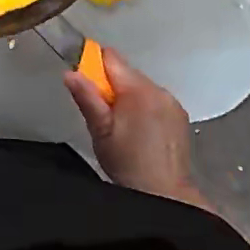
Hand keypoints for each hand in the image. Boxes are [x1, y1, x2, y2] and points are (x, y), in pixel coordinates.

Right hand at [65, 48, 209, 209]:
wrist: (165, 192)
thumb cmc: (126, 161)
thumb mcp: (99, 130)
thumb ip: (87, 98)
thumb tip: (70, 72)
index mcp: (138, 90)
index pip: (111, 58)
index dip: (93, 63)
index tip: (84, 80)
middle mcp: (159, 89)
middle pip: (126, 72)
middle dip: (110, 85)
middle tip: (101, 112)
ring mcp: (172, 102)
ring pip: (141, 86)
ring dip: (127, 96)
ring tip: (120, 124)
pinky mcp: (179, 116)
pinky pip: (154, 99)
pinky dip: (143, 106)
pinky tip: (139, 130)